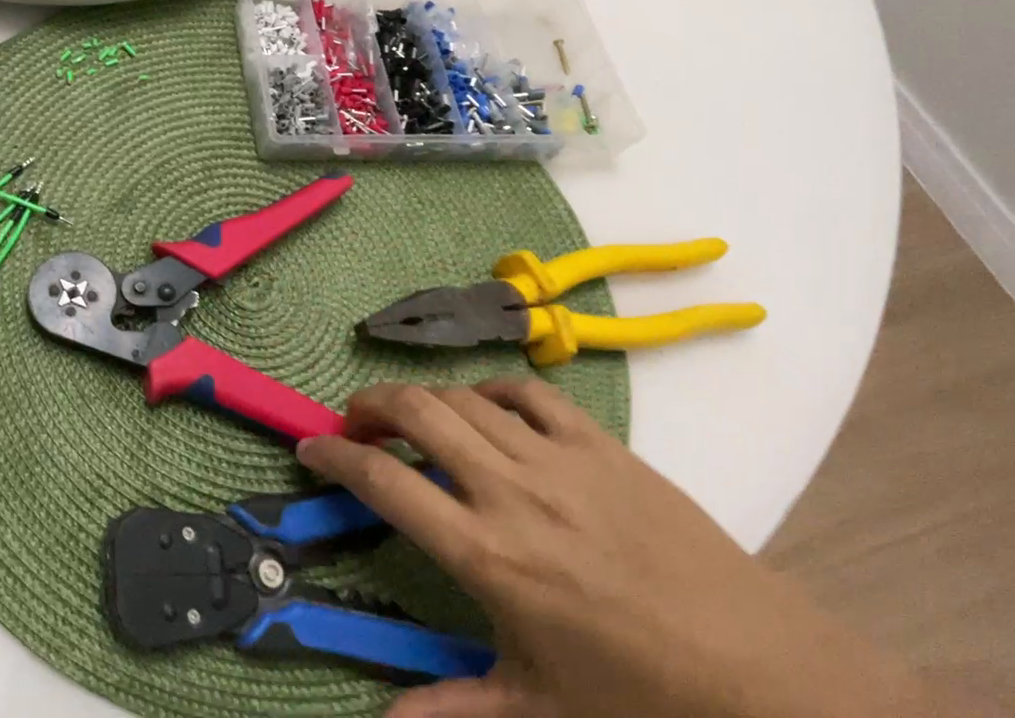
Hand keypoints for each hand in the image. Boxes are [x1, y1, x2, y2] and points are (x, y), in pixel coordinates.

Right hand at [296, 381, 945, 717]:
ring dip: (423, 399)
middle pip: (417, 412)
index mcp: (485, 555)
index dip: (333, 454)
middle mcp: (512, 494)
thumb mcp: (536, 707)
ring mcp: (561, 463)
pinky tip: (486, 412)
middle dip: (369, 406)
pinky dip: (492, 392)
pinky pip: (531, 395)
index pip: (383, 480)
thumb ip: (452, 710)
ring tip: (411, 420)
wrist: (768, 675)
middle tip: (354, 425)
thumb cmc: (639, 693)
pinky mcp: (606, 449)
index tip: (310, 448)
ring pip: (466, 398)